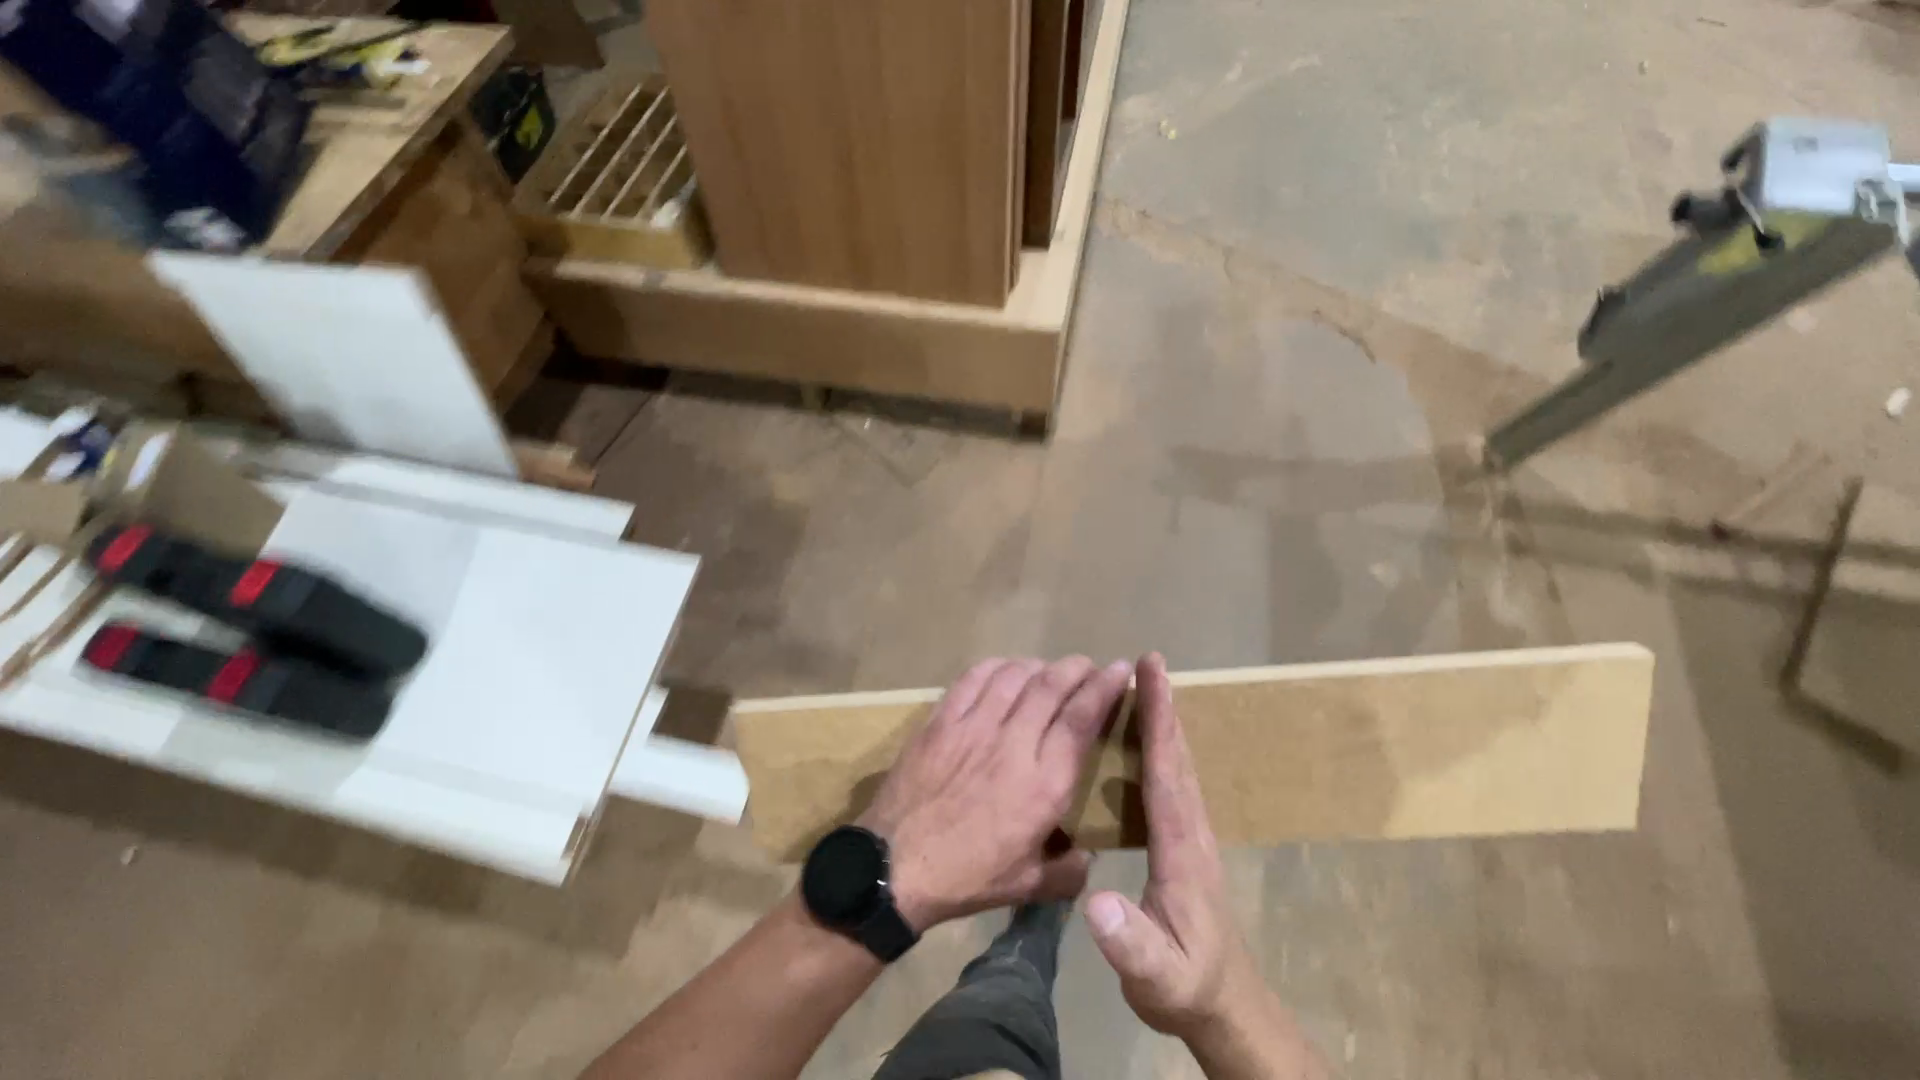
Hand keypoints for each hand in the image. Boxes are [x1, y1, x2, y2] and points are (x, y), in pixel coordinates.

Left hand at [856, 656, 1131, 931]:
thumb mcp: (1029, 886)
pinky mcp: (941, 721)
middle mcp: (1014, 744)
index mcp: (1045, 784)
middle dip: (1076, 668)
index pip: (1082, 719)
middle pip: (1052, 686)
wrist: (895, 867)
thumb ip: (1068, 871)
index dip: (1105, 687)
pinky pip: (974, 679)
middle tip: (1087, 665)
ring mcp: (974, 727)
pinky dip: (997, 667)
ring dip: (1039, 665)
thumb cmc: (967, 878)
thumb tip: (1087, 858)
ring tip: (1048, 670)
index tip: (1119, 670)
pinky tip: (1004, 671)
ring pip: (1015, 676)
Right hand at [1084, 653, 1258, 1038]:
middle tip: (1148, 663)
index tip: (1150, 675)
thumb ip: (1131, 943)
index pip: (1167, 774)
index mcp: (1180, 849)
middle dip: (1163, 707)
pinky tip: (1145, 745)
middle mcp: (1192, 832)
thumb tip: (1098, 903)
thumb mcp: (1155, 975)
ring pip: (1178, 767)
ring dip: (1164, 724)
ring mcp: (1192, 838)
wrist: (1222, 1004)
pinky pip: (1171, 783)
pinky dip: (1161, 751)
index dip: (1158, 722)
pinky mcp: (1186, 846)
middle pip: (1176, 758)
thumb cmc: (1184, 985)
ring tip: (1145, 689)